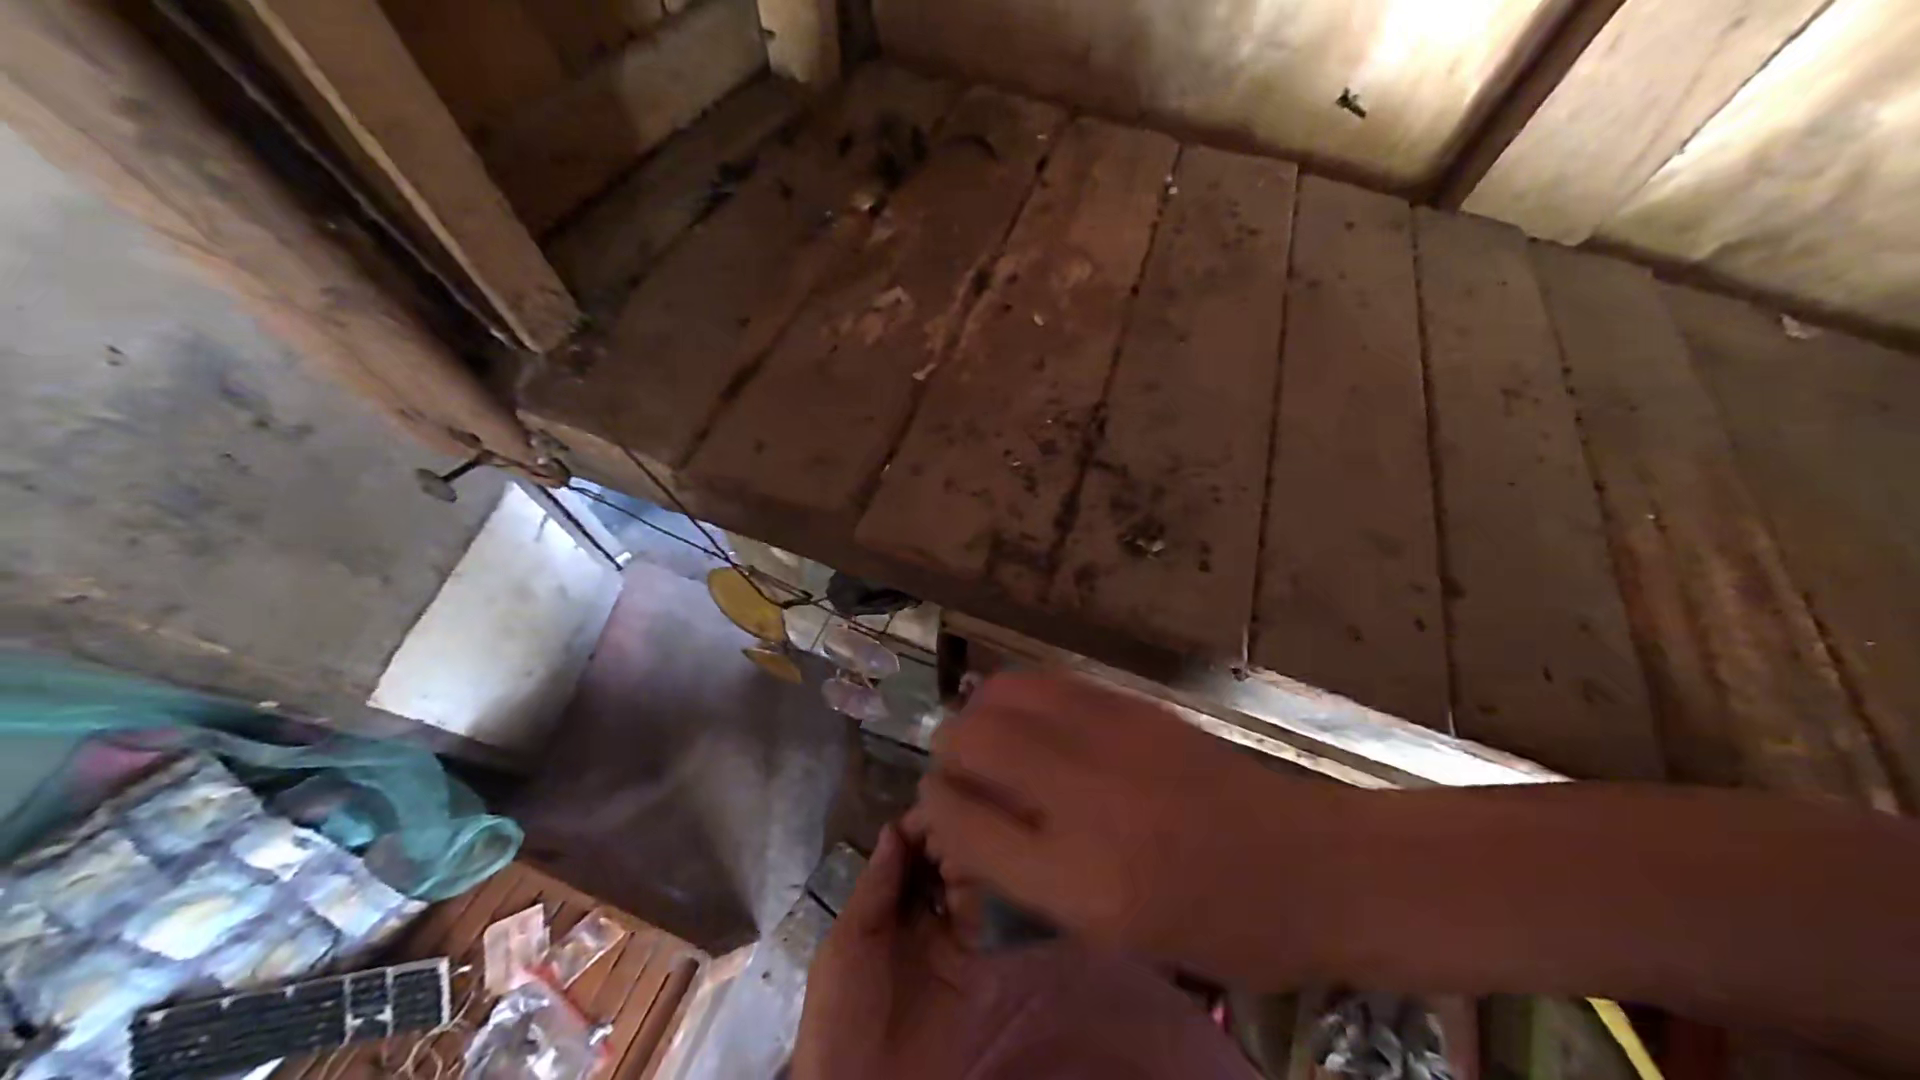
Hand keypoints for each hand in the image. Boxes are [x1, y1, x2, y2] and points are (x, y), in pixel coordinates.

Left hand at [790, 826, 982, 1079]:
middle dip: (940, 838)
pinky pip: (973, 919)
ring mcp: (940, 940)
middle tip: (954, 814)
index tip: (932, 801)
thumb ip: (875, 887)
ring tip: (962, 837)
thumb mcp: (847, 943)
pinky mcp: (966, 964)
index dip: (913, 830)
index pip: (899, 857)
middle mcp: (910, 918)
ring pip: (955, 885)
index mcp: (875, 910)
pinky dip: (973, 892)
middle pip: (931, 866)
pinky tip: (972, 871)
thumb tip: (894, 829)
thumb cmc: (841, 1010)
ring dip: (957, 858)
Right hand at [906, 672, 1343, 982]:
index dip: (934, 809)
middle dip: (947, 755)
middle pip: (967, 739)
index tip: (938, 808)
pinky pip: (1047, 682)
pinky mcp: (1132, 704)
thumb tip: (962, 816)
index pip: (960, 819)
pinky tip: (1039, 725)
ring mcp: (1110, 734)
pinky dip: (1020, 698)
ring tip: (996, 746)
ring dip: (980, 717)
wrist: (1308, 865)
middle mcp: (1082, 794)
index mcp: (1076, 875)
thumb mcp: (1110, 929)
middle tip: (966, 778)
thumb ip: (1024, 872)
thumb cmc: (1212, 922)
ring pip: (1000, 693)